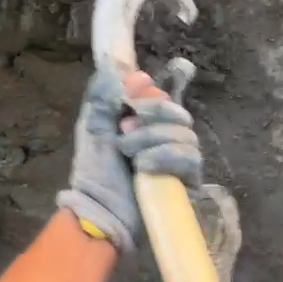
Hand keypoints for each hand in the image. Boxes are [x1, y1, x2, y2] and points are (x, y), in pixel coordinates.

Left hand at [55, 68, 201, 252]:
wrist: (100, 213)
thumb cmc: (95, 173)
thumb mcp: (93, 128)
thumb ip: (104, 96)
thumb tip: (122, 69)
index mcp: (146, 122)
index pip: (162, 97)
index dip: (151, 94)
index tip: (133, 94)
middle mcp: (167, 137)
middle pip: (178, 113)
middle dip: (151, 117)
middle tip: (124, 128)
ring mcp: (180, 159)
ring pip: (184, 134)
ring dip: (152, 140)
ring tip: (129, 153)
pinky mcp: (187, 180)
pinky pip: (190, 158)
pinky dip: (165, 157)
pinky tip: (145, 167)